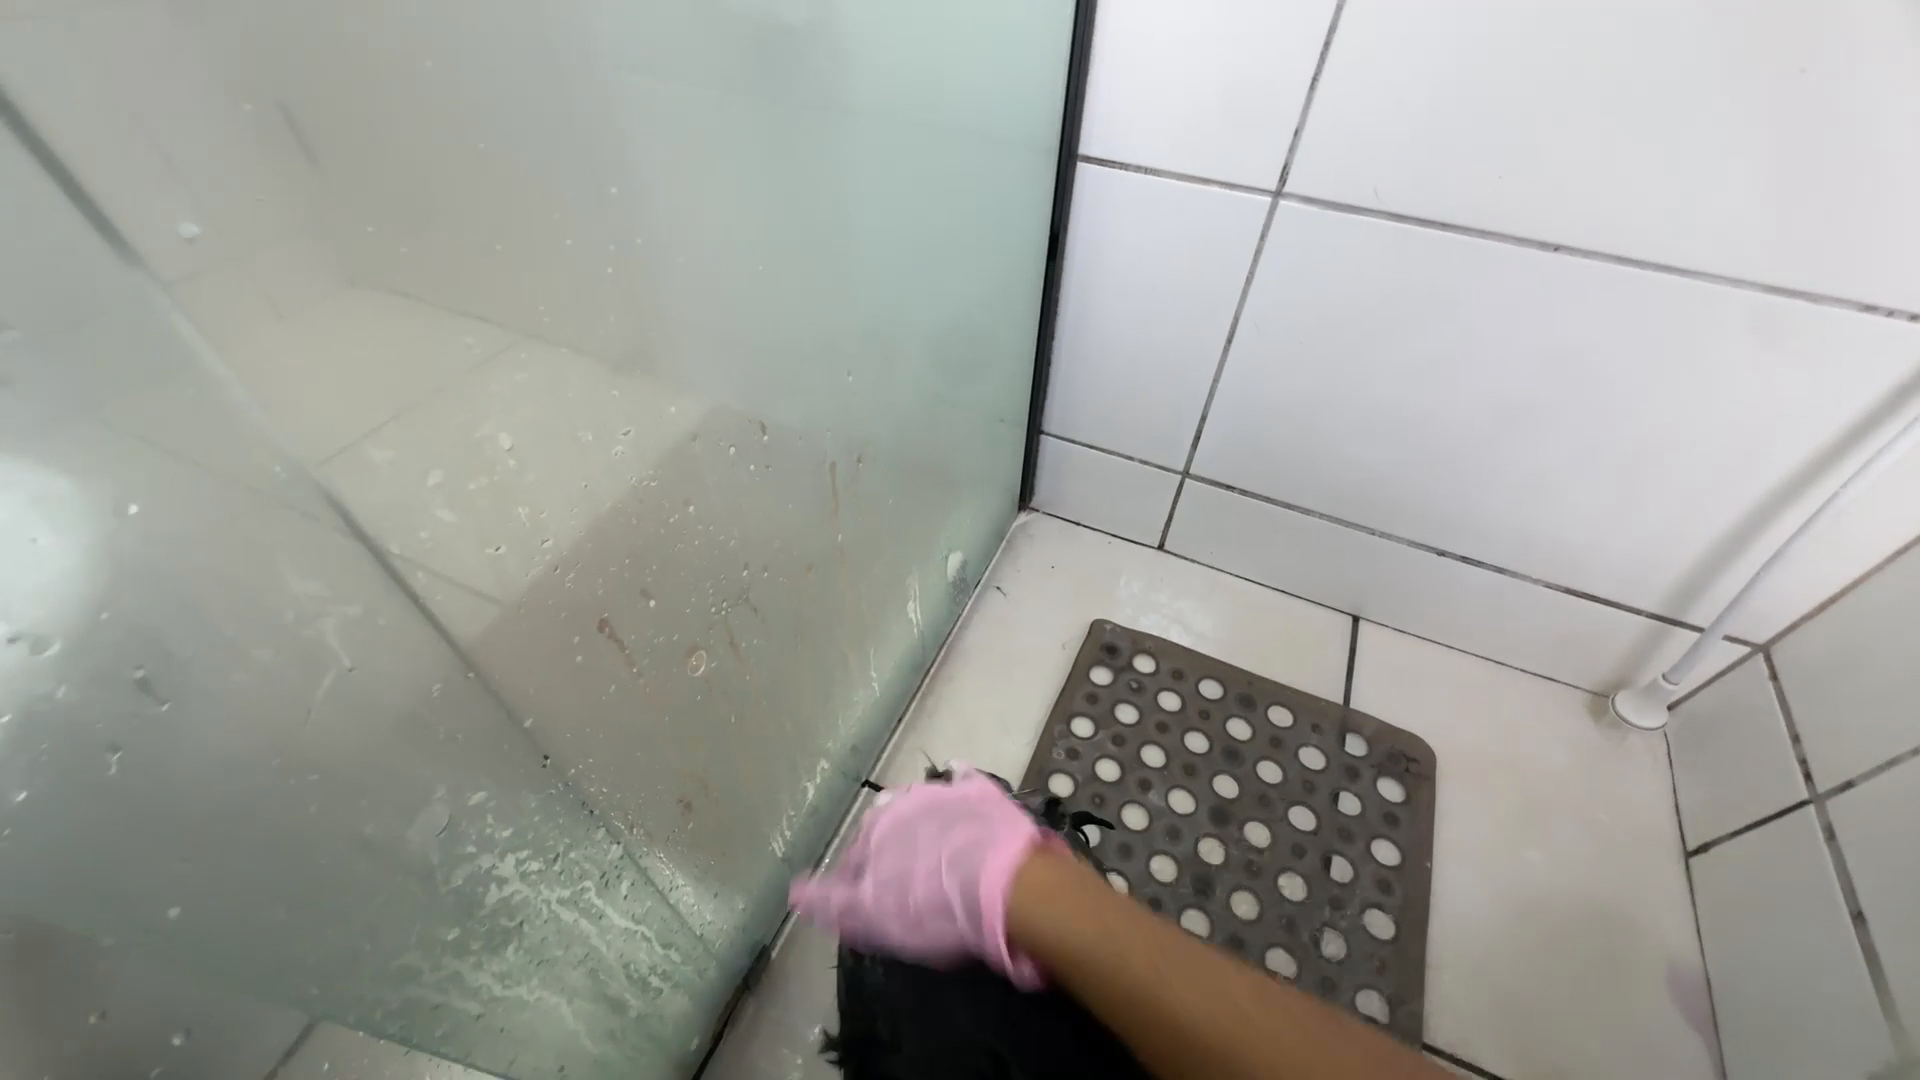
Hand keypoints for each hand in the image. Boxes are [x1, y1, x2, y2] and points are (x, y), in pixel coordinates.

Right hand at [788, 766, 1061, 988]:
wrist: (999, 882)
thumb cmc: (932, 908)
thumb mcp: (872, 918)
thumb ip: (830, 903)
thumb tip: (794, 892)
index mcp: (872, 833)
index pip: (854, 858)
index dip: (858, 881)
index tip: (869, 901)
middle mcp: (901, 803)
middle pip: (888, 827)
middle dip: (891, 847)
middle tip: (905, 877)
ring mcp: (942, 792)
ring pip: (922, 804)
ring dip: (923, 820)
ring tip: (934, 848)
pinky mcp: (981, 790)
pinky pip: (964, 781)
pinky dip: (960, 785)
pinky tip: (963, 790)